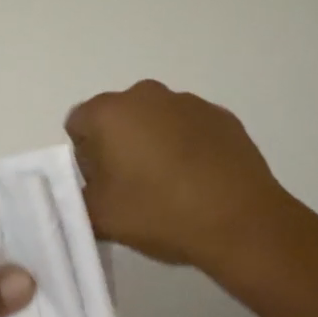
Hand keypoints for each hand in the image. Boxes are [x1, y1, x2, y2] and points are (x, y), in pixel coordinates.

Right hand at [66, 79, 293, 269]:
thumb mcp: (100, 217)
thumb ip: (76, 199)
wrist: (241, 221)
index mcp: (109, 112)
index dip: (84, 158)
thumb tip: (82, 190)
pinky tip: (199, 180)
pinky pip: (189, 127)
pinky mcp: (221, 116)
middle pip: (117, 118)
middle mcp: (145, 95)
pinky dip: (187, 146)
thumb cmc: (160, 212)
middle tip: (134, 188)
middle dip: (118, 146)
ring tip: (171, 186)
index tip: (103, 186)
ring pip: (155, 120)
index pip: (78, 126)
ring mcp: (187, 102)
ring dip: (154, 144)